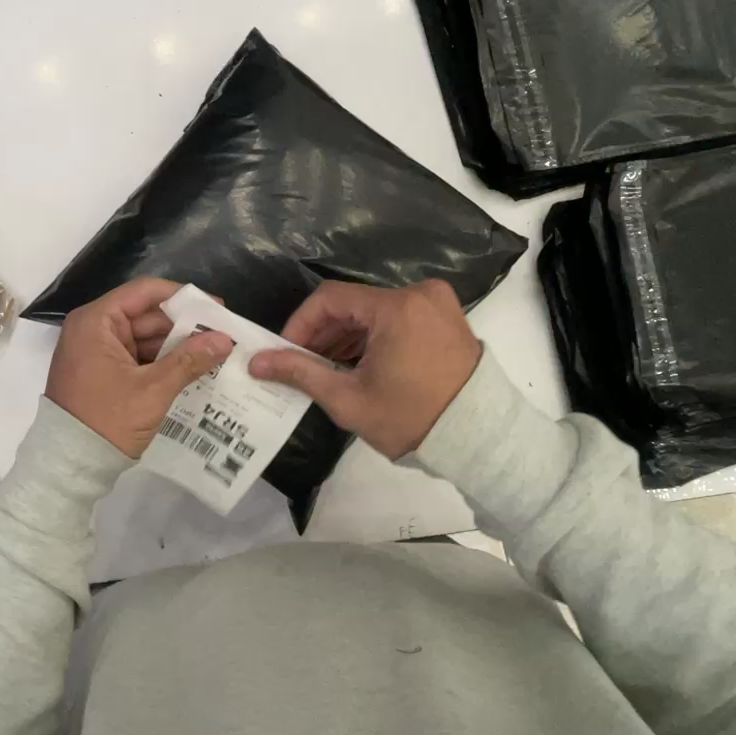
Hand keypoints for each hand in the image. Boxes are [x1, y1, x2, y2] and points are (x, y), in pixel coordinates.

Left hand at [46, 277, 234, 457]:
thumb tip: (224, 339)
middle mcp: (93, 329)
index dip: (183, 296)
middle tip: (223, 335)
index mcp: (96, 322)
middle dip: (184, 326)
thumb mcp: (152, 390)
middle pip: (147, 315)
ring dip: (177, 346)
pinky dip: (163, 362)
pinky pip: (138, 357)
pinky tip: (193, 370)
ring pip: (145, 338)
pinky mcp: (103, 372)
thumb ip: (189, 361)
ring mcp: (97, 351)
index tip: (215, 307)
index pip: (145, 292)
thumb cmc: (107, 420)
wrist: (71, 464)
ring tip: (215, 353)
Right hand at [248, 280, 481, 458]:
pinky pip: (398, 318)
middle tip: (303, 365)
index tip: (285, 353)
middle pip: (353, 303)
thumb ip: (300, 372)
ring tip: (329, 369)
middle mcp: (419, 294)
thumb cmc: (411, 419)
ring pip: (374, 311)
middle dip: (322, 333)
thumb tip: (255, 362)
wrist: (480, 440)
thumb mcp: (348, 399)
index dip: (300, 324)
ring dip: (347, 336)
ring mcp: (437, 305)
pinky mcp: (447, 318)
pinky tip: (360, 365)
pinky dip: (374, 337)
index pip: (329, 299)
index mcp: (396, 308)